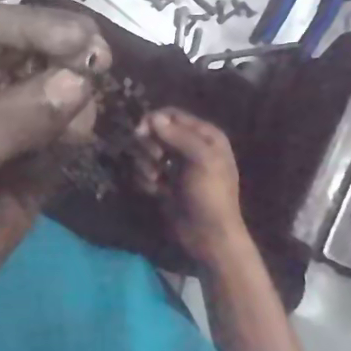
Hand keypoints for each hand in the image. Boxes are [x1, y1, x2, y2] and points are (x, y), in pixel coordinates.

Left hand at [0, 5, 110, 291]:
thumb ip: (13, 120)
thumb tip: (79, 82)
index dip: (42, 25)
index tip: (86, 41)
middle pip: (38, 44)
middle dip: (70, 55)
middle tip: (101, 71)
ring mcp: (15, 107)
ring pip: (62, 78)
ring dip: (78, 98)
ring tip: (70, 136)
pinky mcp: (40, 138)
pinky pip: (72, 117)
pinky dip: (79, 128)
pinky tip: (68, 151)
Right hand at [134, 108, 255, 266]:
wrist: (208, 235)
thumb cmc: (210, 195)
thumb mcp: (201, 160)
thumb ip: (178, 136)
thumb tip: (153, 118)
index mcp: (205, 136)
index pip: (172, 115)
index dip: (154, 121)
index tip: (141, 132)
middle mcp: (190, 146)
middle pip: (155, 131)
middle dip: (149, 145)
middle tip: (155, 160)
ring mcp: (175, 165)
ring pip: (146, 151)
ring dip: (145, 164)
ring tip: (156, 179)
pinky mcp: (163, 183)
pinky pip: (144, 171)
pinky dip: (145, 179)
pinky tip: (155, 191)